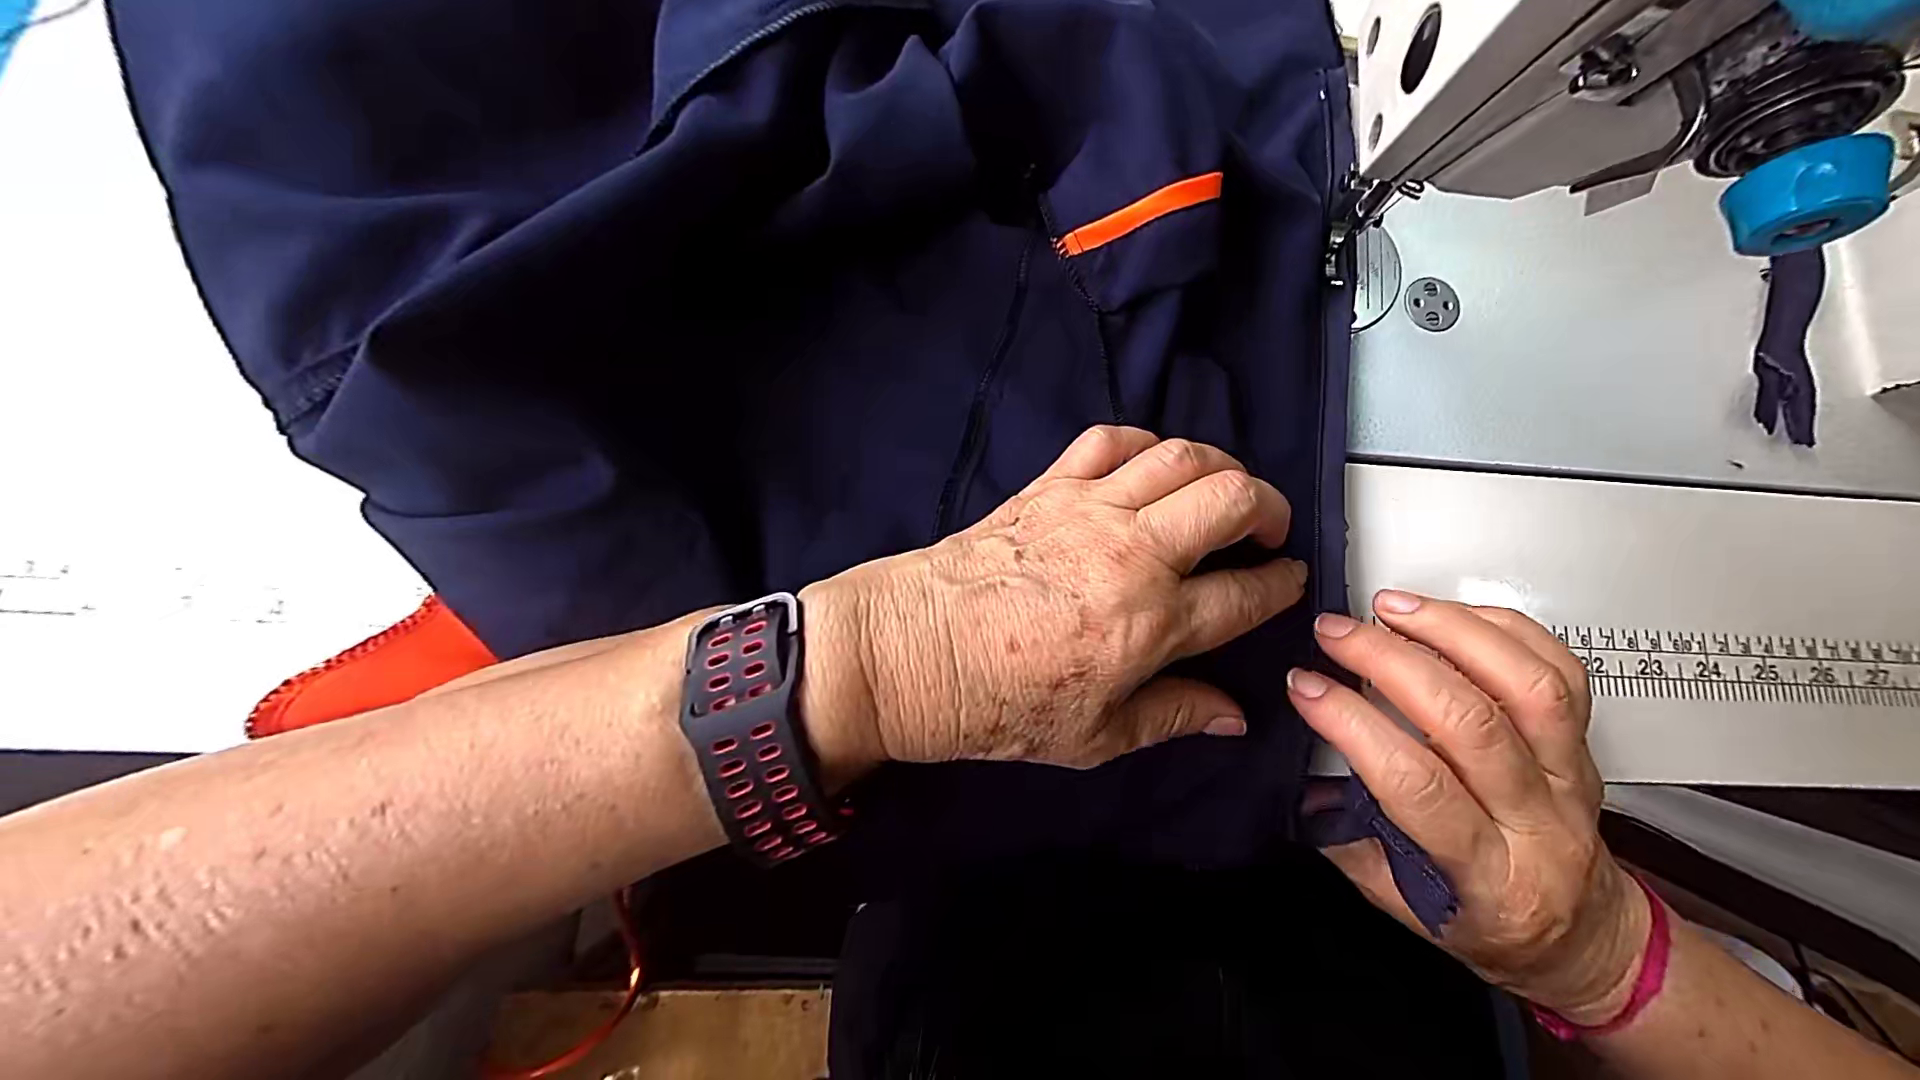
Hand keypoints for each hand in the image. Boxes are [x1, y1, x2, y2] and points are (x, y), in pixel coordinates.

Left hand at [802, 426, 1307, 772]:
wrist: (908, 653)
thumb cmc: (993, 702)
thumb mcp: (1093, 737)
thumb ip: (1172, 716)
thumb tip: (1232, 715)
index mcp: (1149, 624)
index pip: (1247, 594)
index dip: (1281, 586)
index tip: (1287, 581)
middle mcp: (1129, 555)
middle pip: (1233, 501)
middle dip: (1270, 510)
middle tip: (1267, 532)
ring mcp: (1086, 512)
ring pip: (1183, 458)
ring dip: (1221, 468)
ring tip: (1223, 493)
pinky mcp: (1045, 488)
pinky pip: (1108, 440)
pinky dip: (1143, 443)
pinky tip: (1150, 465)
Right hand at [1289, 593, 1652, 1024]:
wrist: (1585, 936)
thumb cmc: (1488, 924)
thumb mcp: (1401, 902)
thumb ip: (1347, 842)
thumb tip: (1295, 777)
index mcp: (1486, 871)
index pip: (1417, 784)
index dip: (1352, 724)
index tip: (1305, 685)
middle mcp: (1539, 820)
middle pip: (1470, 722)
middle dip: (1389, 660)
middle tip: (1334, 631)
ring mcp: (1571, 776)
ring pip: (1530, 688)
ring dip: (1452, 631)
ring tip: (1392, 605)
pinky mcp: (1587, 746)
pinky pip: (1562, 673)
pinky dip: (1503, 628)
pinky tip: (1450, 612)